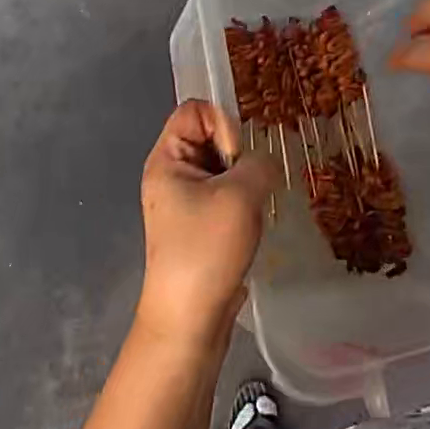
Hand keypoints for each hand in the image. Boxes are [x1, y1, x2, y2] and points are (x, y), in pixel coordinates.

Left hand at [136, 101, 278, 345]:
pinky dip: (244, 198)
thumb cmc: (206, 250)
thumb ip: (259, 162)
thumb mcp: (240, 195)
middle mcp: (172, 173)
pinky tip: (251, 221)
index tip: (235, 157)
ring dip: (245, 178)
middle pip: (210, 135)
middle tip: (251, 182)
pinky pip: (226, 191)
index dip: (222, 123)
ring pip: (223, 165)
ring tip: (253, 205)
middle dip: (238, 153)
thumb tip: (263, 163)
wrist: (189, 318)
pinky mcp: (200, 221)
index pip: (194, 110)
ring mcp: (186, 199)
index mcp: (166, 159)